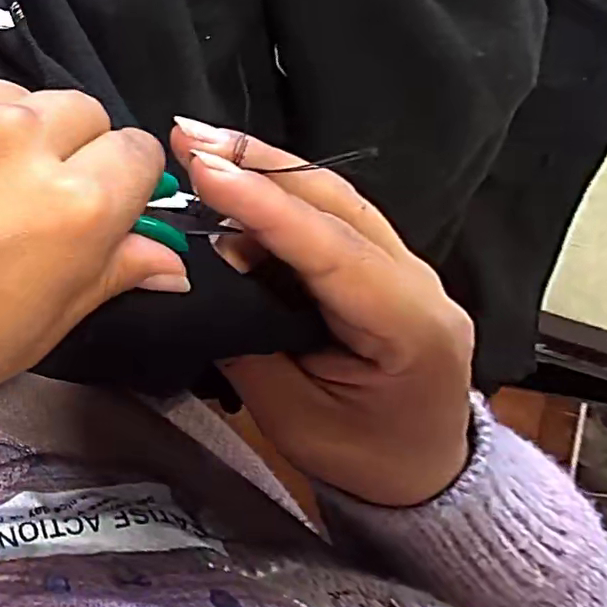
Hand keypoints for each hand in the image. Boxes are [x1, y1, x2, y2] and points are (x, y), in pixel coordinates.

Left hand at [0, 81, 187, 438]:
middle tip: (26, 196)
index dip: (123, 181)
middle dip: (71, 149)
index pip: (138, 151)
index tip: (99, 202)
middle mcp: (17, 137)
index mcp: (70, 204)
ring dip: (8, 132)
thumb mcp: (38, 326)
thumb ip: (111, 273)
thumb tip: (171, 257)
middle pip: (82, 110)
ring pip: (14, 97)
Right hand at [171, 118, 473, 506]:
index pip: (330, 250)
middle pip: (334, 200)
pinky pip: (323, 209)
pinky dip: (271, 186)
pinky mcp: (376, 258)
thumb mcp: (292, 413)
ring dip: (261, 163)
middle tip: (188, 135)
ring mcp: (401, 262)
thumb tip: (209, 267)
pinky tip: (230, 175)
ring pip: (329, 194)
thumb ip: (250, 335)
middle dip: (257, 161)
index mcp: (410, 327)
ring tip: (199, 143)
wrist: (419, 471)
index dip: (264, 206)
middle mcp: (416, 279)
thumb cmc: (360, 453)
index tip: (203, 170)